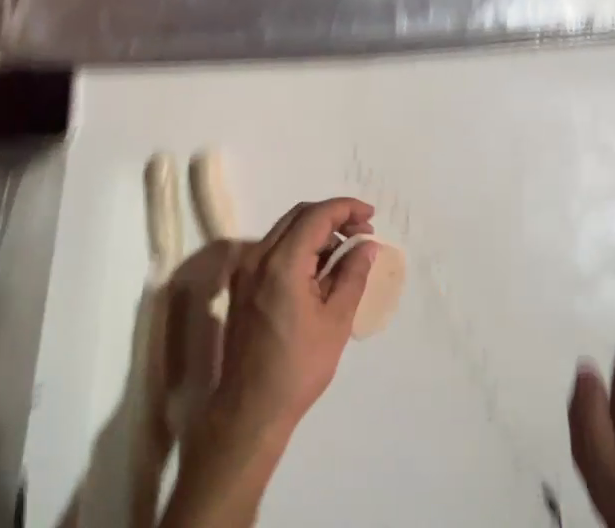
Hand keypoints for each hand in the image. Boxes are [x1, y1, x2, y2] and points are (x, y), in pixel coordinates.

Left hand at [161, 198, 375, 527]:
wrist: (251, 406)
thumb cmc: (299, 366)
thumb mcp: (336, 320)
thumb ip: (353, 275)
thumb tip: (366, 246)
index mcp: (281, 263)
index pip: (316, 216)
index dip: (346, 208)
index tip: (371, 216)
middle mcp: (257, 257)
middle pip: (297, 216)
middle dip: (332, 216)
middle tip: (363, 232)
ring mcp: (245, 271)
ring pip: (284, 231)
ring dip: (316, 232)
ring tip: (347, 252)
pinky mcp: (242, 285)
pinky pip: (273, 250)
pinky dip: (299, 248)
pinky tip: (321, 269)